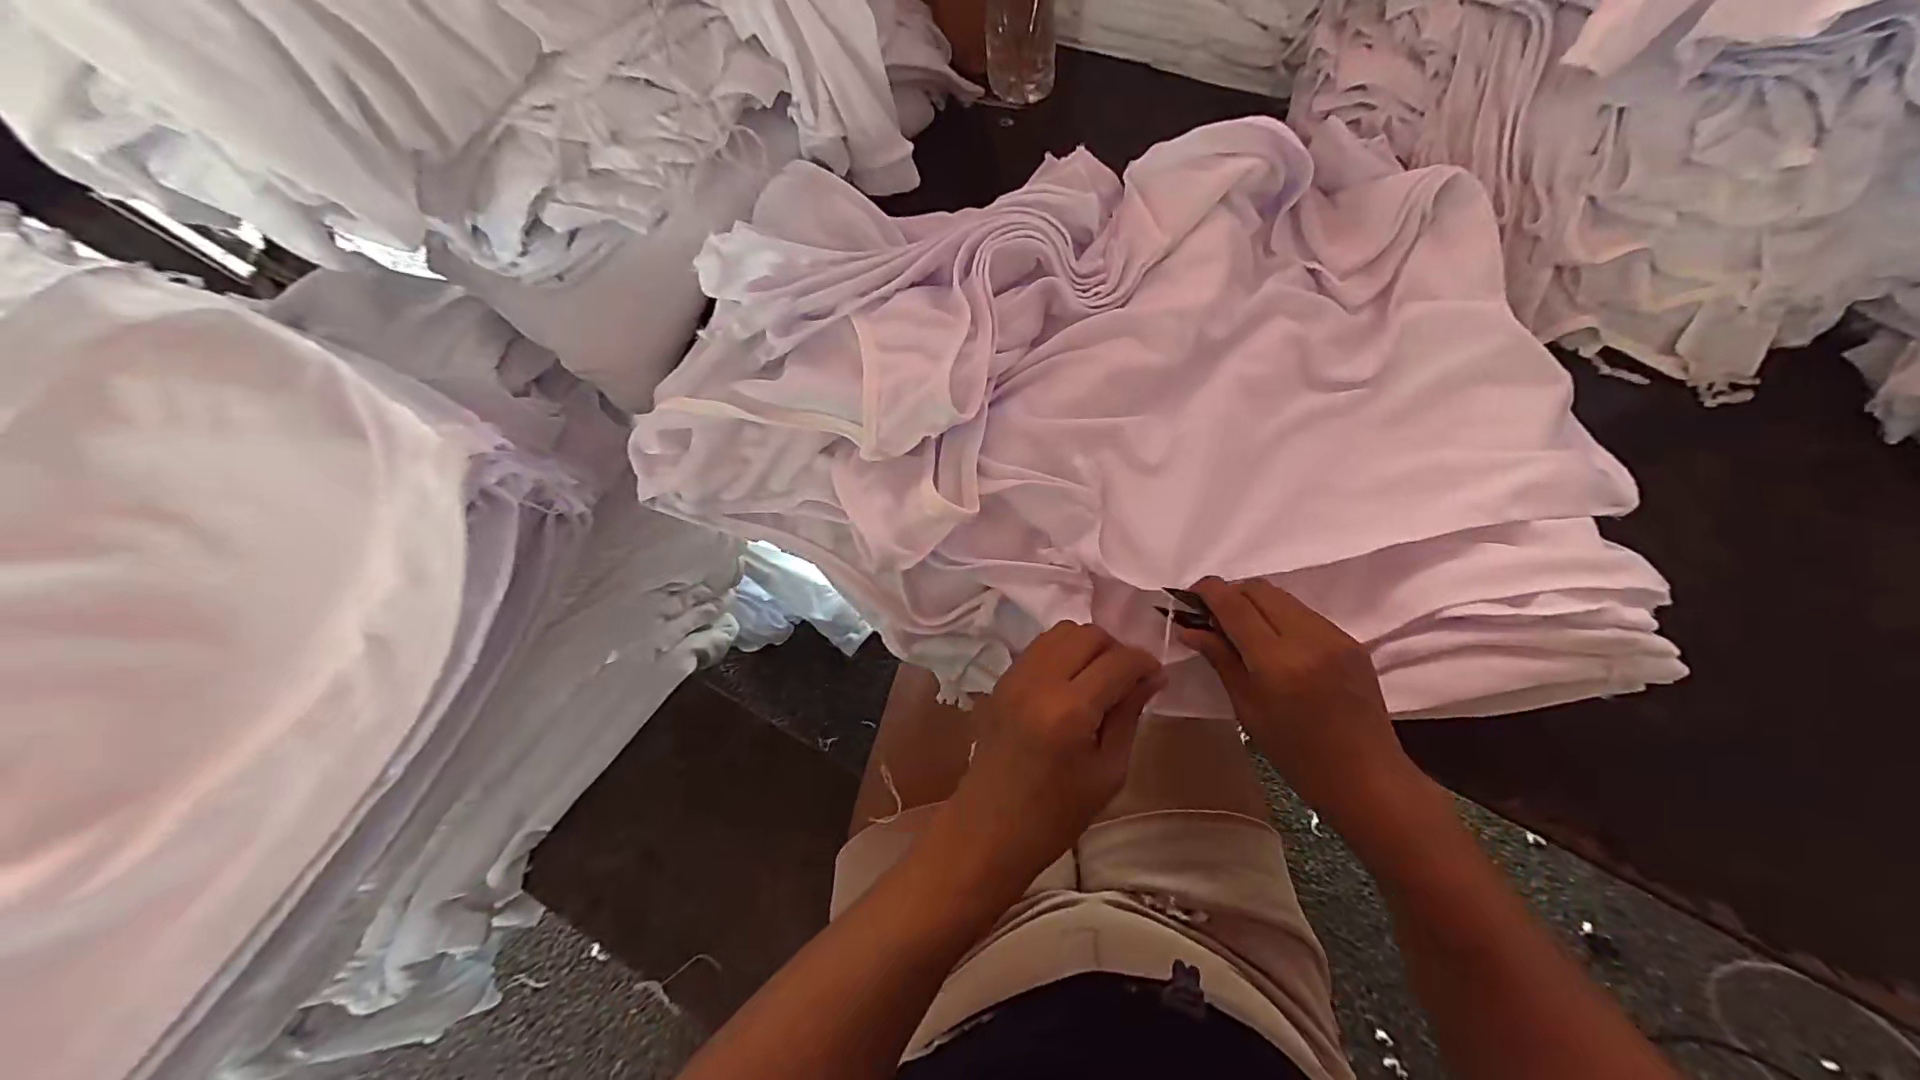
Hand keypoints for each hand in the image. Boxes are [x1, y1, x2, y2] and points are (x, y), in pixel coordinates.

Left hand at [933, 622, 1163, 891]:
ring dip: (1088, 646)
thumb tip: (1151, 677)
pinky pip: (1039, 647)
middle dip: (1117, 649)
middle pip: (1088, 634)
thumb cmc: (1056, 814)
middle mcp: (1039, 681)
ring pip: (1061, 631)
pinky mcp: (1001, 680)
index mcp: (1070, 709)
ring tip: (1100, 678)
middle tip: (1128, 679)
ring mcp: (1014, 676)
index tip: (1157, 678)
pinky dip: (1062, 652)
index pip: (1119, 661)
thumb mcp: (1108, 771)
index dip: (1146, 663)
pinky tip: (1071, 682)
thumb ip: (1128, 714)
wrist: (989, 828)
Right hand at [1179, 577, 1417, 825]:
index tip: (1189, 595)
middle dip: (1231, 593)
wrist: (1365, 777)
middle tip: (1210, 614)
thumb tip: (1190, 629)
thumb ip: (1221, 659)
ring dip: (1255, 603)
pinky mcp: (1351, 641)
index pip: (1236, 605)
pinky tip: (1271, 641)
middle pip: (1260, 590)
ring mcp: (1335, 636)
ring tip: (1238, 628)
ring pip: (1283, 598)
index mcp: (1278, 661)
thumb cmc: (1295, 753)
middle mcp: (1309, 639)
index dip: (1208, 592)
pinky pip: (1305, 614)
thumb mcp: (1247, 708)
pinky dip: (1280, 616)